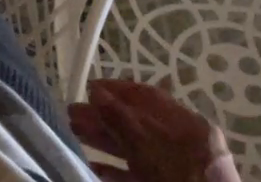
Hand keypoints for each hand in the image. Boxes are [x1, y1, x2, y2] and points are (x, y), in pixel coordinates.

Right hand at [67, 80, 240, 181]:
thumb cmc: (178, 179)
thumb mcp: (146, 147)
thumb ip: (120, 118)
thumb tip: (95, 92)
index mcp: (189, 127)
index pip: (148, 97)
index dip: (115, 89)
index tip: (87, 88)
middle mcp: (186, 145)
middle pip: (137, 123)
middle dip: (102, 117)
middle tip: (72, 113)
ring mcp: (180, 171)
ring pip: (136, 149)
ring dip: (104, 140)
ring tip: (73, 133)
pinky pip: (139, 174)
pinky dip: (115, 169)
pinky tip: (92, 166)